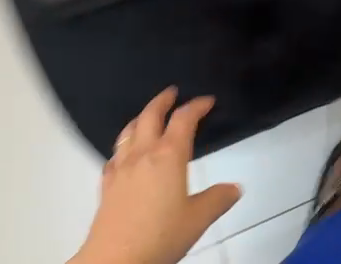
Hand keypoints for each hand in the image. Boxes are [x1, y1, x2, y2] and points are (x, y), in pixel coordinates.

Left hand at [72, 87, 242, 263]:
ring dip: (141, 117)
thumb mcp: (197, 221)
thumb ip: (217, 200)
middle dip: (163, 100)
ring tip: (147, 115)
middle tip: (172, 92)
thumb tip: (235, 188)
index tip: (207, 100)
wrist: (115, 260)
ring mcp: (120, 167)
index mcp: (168, 155)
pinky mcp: (106, 183)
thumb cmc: (160, 236)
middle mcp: (143, 153)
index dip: (197, 106)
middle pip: (151, 115)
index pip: (184, 119)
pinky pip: (114, 154)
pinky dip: (122, 145)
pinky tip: (123, 154)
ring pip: (129, 130)